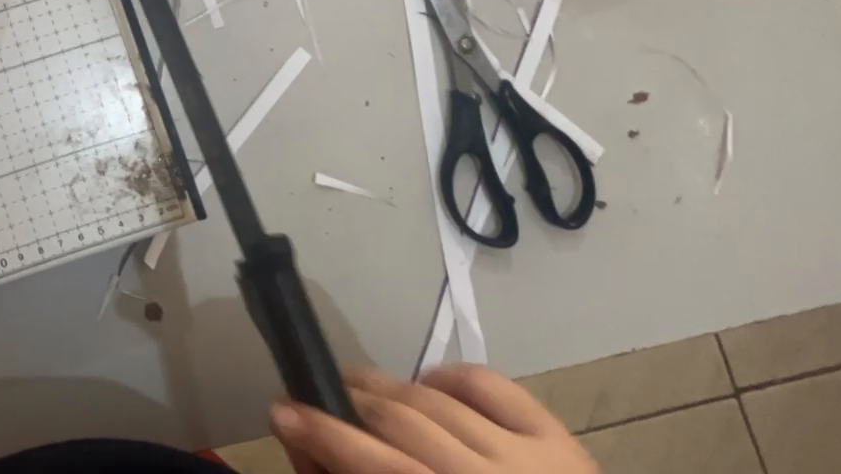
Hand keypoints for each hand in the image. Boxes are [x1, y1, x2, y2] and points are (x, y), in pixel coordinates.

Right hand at [271, 366, 597, 473]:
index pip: (372, 463)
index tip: (279, 410)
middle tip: (313, 400)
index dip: (319, 433)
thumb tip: (308, 448)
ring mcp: (530, 458)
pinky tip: (428, 388)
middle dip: (343, 402)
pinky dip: (447, 377)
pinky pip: (487, 383)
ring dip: (382, 386)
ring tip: (357, 389)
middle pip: (396, 420)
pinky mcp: (561, 441)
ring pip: (430, 398)